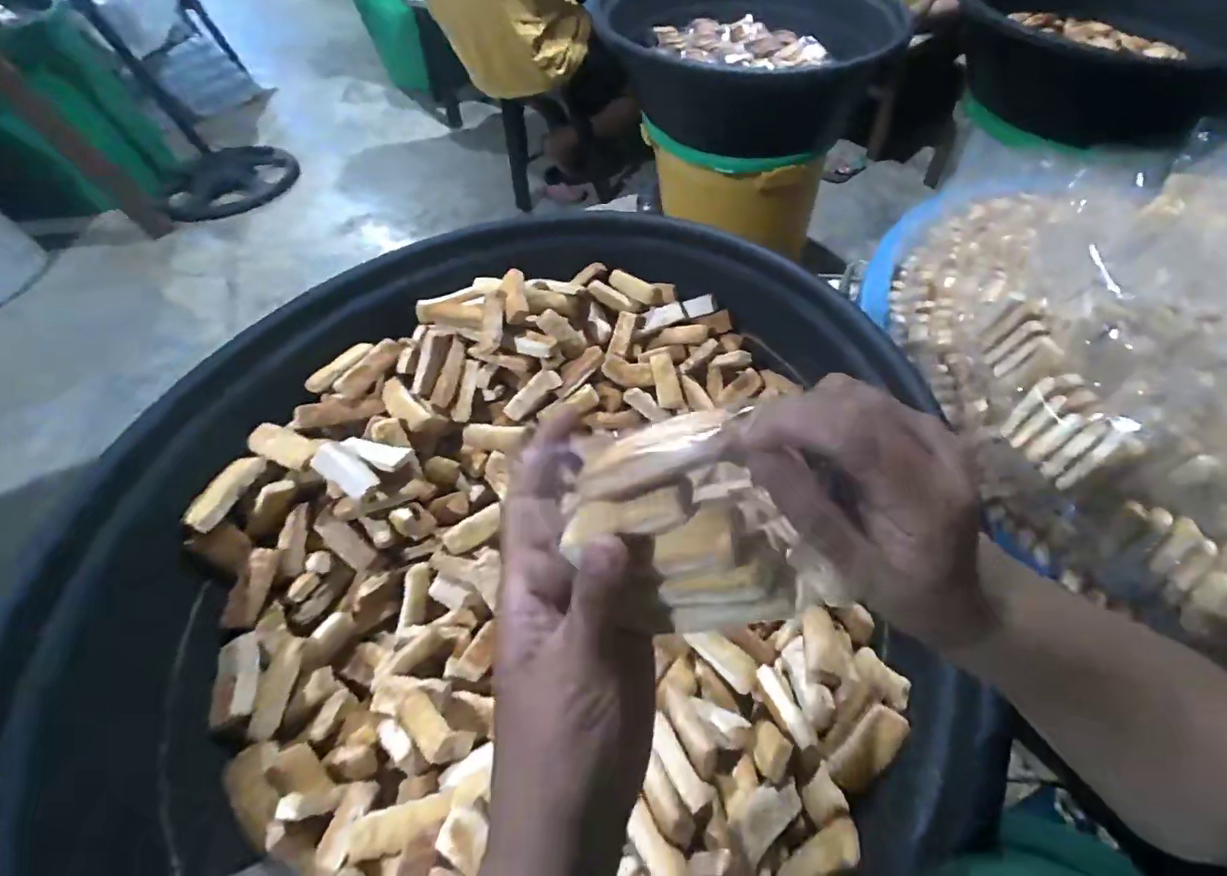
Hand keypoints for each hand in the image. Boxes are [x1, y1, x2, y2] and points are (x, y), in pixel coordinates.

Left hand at [482, 417, 653, 875]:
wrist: (574, 812)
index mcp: (529, 586)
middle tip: (650, 437)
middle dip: (602, 472)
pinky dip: (667, 554)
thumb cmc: (557, 740)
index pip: (527, 506)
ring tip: (682, 471)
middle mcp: (561, 584)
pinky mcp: (629, 628)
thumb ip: (593, 601)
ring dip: (640, 509)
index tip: (575, 414)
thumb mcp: (572, 666)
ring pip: (615, 542)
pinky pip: (647, 579)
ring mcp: (597, 605)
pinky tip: (699, 532)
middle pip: (576, 513)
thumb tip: (612, 533)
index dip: (542, 456)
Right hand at [729, 375, 995, 650]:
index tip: (738, 440)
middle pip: (851, 401)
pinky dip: (825, 413)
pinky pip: (863, 398)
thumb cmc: (910, 594)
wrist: (969, 586)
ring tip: (778, 449)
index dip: (790, 423)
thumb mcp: (853, 571)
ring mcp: (935, 427)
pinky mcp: (925, 419)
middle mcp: (938, 446)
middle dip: (787, 414)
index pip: (854, 433)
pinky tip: (814, 446)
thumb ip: (808, 512)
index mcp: (927, 495)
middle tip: (743, 442)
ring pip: (853, 392)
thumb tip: (755, 455)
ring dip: (804, 411)